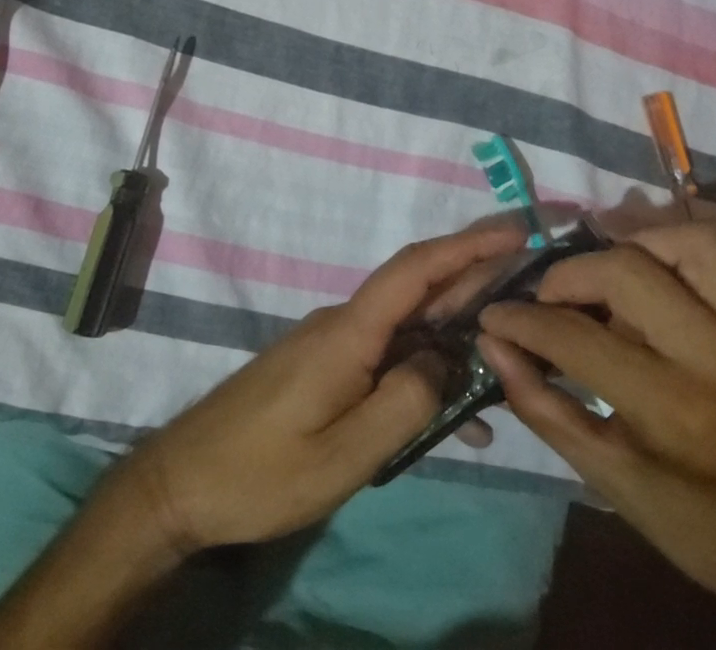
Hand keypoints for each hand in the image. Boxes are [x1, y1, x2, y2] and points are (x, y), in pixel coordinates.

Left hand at [108, 224, 526, 554]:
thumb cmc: (261, 474)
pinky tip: (457, 418)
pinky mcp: (323, 370)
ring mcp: (331, 346)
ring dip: (459, 339)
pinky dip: (426, 375)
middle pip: (419, 291)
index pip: (416, 270)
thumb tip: (448, 360)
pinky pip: (387, 358)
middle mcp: (342, 325)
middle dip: (478, 280)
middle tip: (537, 283)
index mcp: (348, 333)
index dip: (469, 244)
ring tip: (512, 362)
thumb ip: (407, 403)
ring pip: (409, 330)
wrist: (179, 486)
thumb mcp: (345, 453)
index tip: (517, 230)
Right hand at [476, 223, 715, 630]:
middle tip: (548, 297)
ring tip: (611, 272)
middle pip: (631, 271)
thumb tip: (494, 347)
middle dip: (570, 275)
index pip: (578, 337)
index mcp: (673, 411)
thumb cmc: (700, 527)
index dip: (522, 320)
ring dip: (641, 244)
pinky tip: (668, 271)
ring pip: (698, 242)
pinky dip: (698, 248)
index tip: (495, 315)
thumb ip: (545, 407)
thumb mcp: (611, 480)